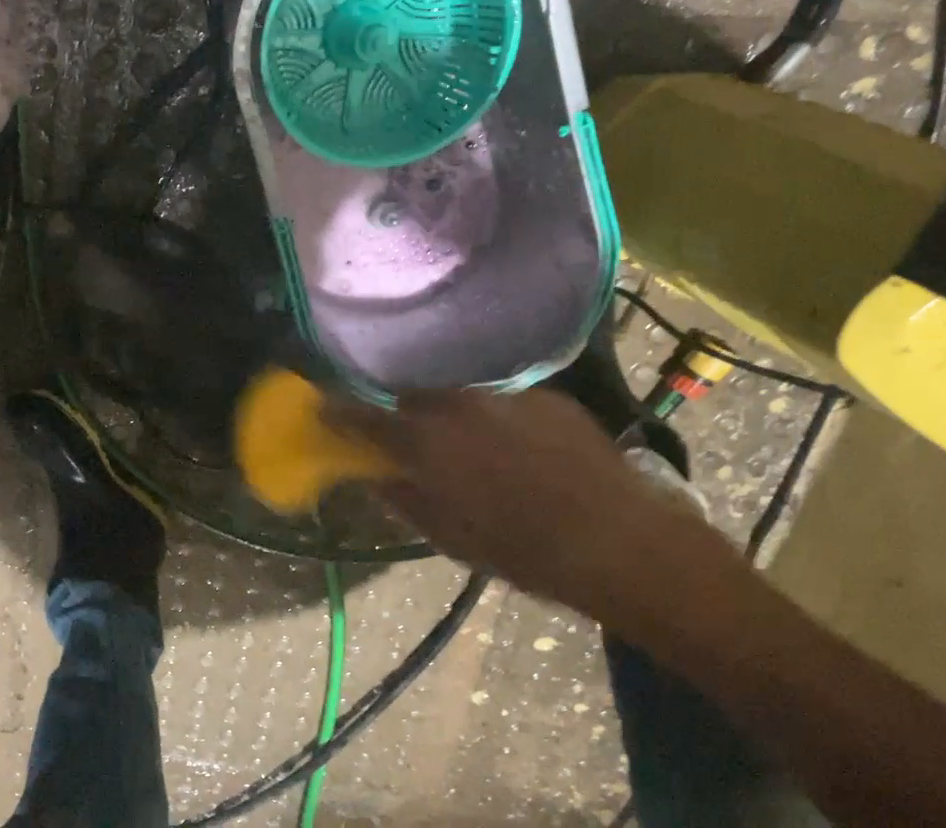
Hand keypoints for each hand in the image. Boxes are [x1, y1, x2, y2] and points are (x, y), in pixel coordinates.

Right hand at [323, 388, 720, 609]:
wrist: (621, 541)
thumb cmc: (522, 551)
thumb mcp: (448, 538)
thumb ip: (402, 499)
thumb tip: (374, 477)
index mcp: (423, 441)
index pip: (359, 416)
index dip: (336, 413)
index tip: (323, 412)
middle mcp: (455, 404)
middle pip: (413, 399)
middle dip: (408, 419)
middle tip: (420, 448)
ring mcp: (503, 395)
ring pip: (461, 399)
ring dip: (457, 420)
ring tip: (482, 455)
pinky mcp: (546, 396)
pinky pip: (505, 403)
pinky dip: (502, 423)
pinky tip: (527, 455)